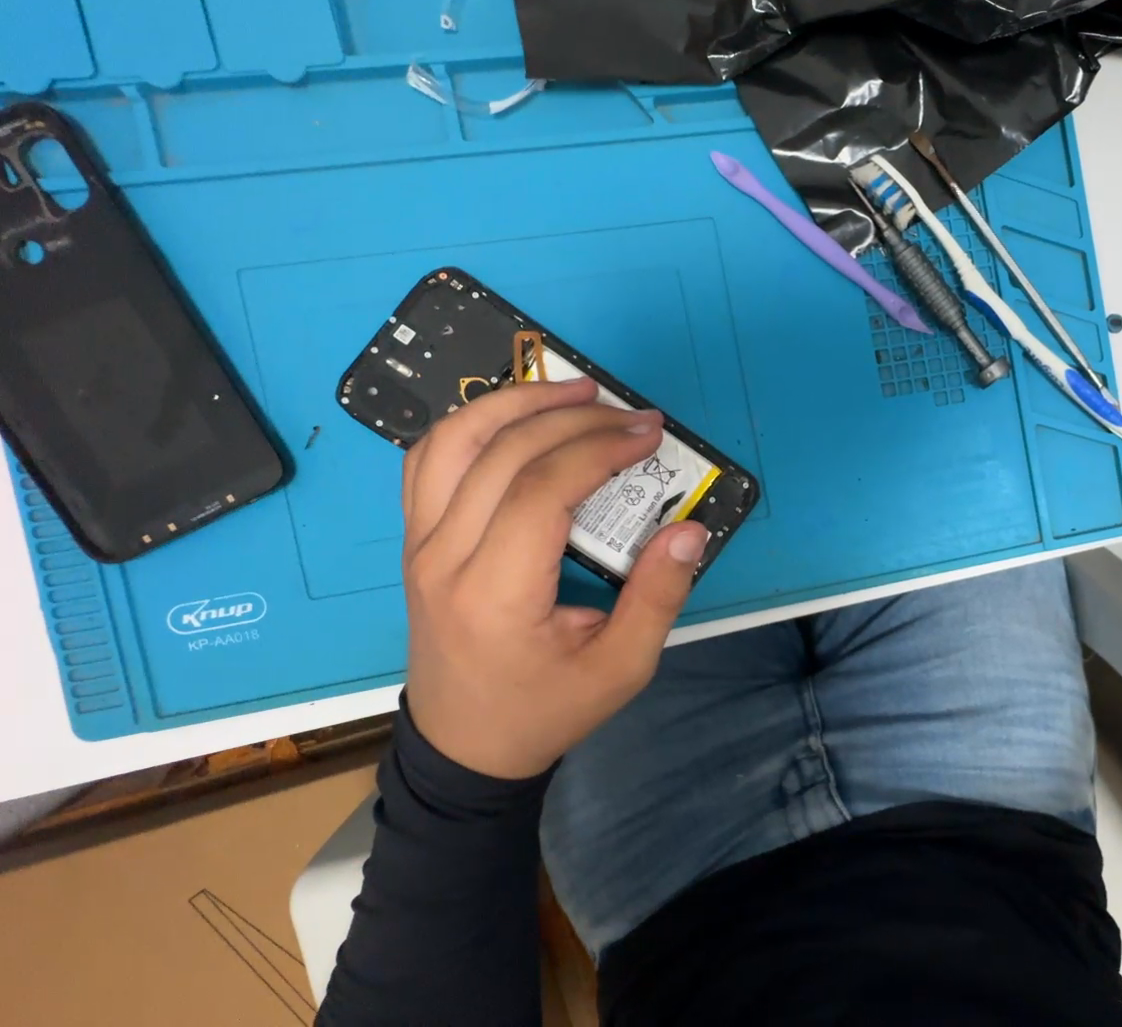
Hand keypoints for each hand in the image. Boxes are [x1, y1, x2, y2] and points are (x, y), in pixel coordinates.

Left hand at [399, 378, 711, 778]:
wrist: (467, 748)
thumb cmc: (548, 708)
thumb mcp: (622, 667)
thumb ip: (658, 596)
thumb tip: (689, 528)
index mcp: (496, 593)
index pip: (542, 490)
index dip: (600, 449)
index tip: (650, 435)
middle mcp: (444, 557)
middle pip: (500, 453)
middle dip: (573, 418)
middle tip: (631, 414)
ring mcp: (419, 545)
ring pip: (449, 442)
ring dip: (513, 402)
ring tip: (572, 389)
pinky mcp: (416, 541)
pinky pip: (429, 461)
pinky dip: (473, 424)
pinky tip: (518, 418)